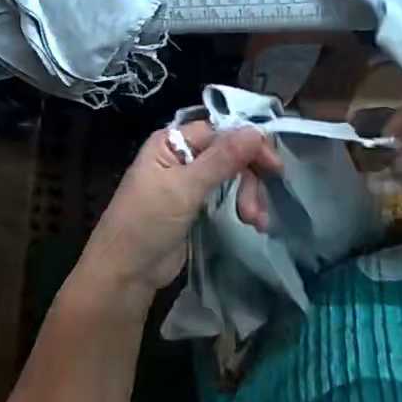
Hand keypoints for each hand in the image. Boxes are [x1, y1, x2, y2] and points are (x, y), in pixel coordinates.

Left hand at [79, 124, 282, 300]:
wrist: (126, 271)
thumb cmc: (147, 222)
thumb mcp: (184, 189)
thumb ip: (221, 160)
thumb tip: (255, 130)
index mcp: (170, 141)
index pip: (218, 130)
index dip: (248, 144)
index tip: (275, 167)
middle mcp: (179, 155)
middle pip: (228, 153)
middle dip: (247, 178)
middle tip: (256, 209)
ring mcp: (188, 181)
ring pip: (231, 175)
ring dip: (248, 195)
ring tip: (255, 222)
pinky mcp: (195, 205)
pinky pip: (225, 194)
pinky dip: (241, 205)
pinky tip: (252, 223)